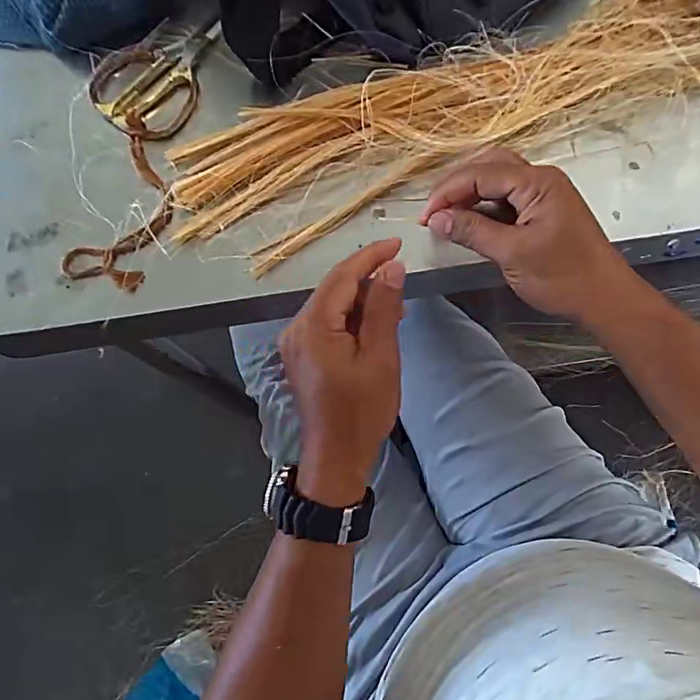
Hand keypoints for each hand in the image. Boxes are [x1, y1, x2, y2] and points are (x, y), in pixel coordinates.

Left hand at [279, 238, 405, 506]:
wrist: (337, 455)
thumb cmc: (362, 410)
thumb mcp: (381, 357)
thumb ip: (384, 309)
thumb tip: (392, 269)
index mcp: (313, 326)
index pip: (342, 277)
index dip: (370, 257)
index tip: (397, 244)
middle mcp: (297, 329)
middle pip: (334, 290)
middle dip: (368, 282)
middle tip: (402, 286)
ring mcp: (297, 343)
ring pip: (332, 307)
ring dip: (363, 303)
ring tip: (395, 312)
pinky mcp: (303, 356)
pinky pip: (328, 324)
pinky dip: (353, 320)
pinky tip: (375, 329)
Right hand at [419, 149, 646, 324]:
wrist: (604, 297)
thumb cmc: (564, 277)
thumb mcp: (512, 254)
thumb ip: (473, 231)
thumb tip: (438, 219)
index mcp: (537, 182)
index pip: (481, 172)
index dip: (448, 192)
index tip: (426, 217)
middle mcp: (542, 179)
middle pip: (489, 166)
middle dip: (457, 186)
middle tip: (435, 213)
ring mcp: (545, 194)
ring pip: (498, 181)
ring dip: (471, 196)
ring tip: (448, 219)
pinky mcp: (545, 211)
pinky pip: (509, 199)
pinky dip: (486, 208)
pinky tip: (471, 224)